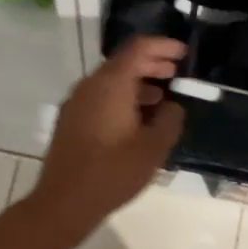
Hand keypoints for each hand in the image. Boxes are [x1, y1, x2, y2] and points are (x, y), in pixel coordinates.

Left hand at [32, 36, 187, 222]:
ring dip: (138, 84)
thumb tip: (173, 107)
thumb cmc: (112, 173)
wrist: (63, 202)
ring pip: (111, 81)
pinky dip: (122, 98)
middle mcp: (90, 85)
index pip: (139, 48)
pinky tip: (137, 120)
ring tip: (162, 99)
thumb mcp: (153, 148)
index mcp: (111, 84)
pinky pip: (100, 97)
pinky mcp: (70, 120)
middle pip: (123, 62)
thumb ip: (170, 121)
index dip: (163, 46)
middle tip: (176, 74)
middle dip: (152, 64)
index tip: (184, 54)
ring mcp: (76, 102)